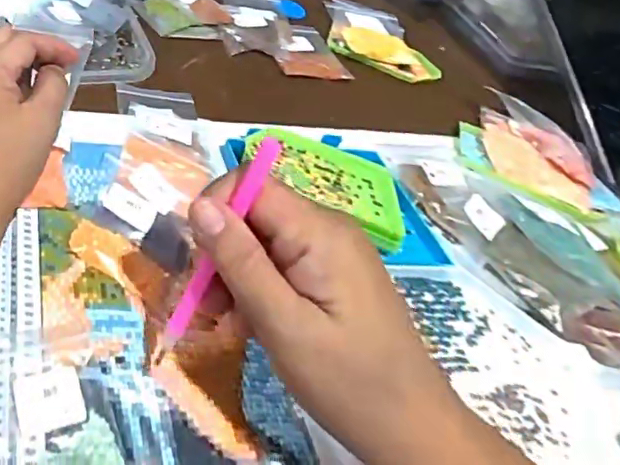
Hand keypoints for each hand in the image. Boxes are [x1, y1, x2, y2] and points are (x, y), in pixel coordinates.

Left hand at [0, 27, 79, 234]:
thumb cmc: (8, 163)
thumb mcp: (42, 120)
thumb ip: (53, 84)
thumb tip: (51, 70)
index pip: (23, 41)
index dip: (54, 46)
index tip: (78, 59)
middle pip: (3, 39)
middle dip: (34, 46)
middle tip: (60, 65)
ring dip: (19, 61)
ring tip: (46, 81)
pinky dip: (6, 76)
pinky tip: (24, 96)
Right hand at [188, 180, 529, 464]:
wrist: (421, 440)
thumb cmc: (353, 385)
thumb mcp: (285, 326)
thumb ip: (240, 261)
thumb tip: (199, 204)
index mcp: (319, 230)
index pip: (249, 181)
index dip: (215, 208)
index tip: (200, 261)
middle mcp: (324, 226)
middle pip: (251, 210)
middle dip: (220, 250)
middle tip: (204, 305)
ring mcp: (329, 249)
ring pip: (258, 237)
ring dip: (232, 273)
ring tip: (222, 321)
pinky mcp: (328, 272)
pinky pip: (276, 259)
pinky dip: (254, 285)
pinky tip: (247, 322)